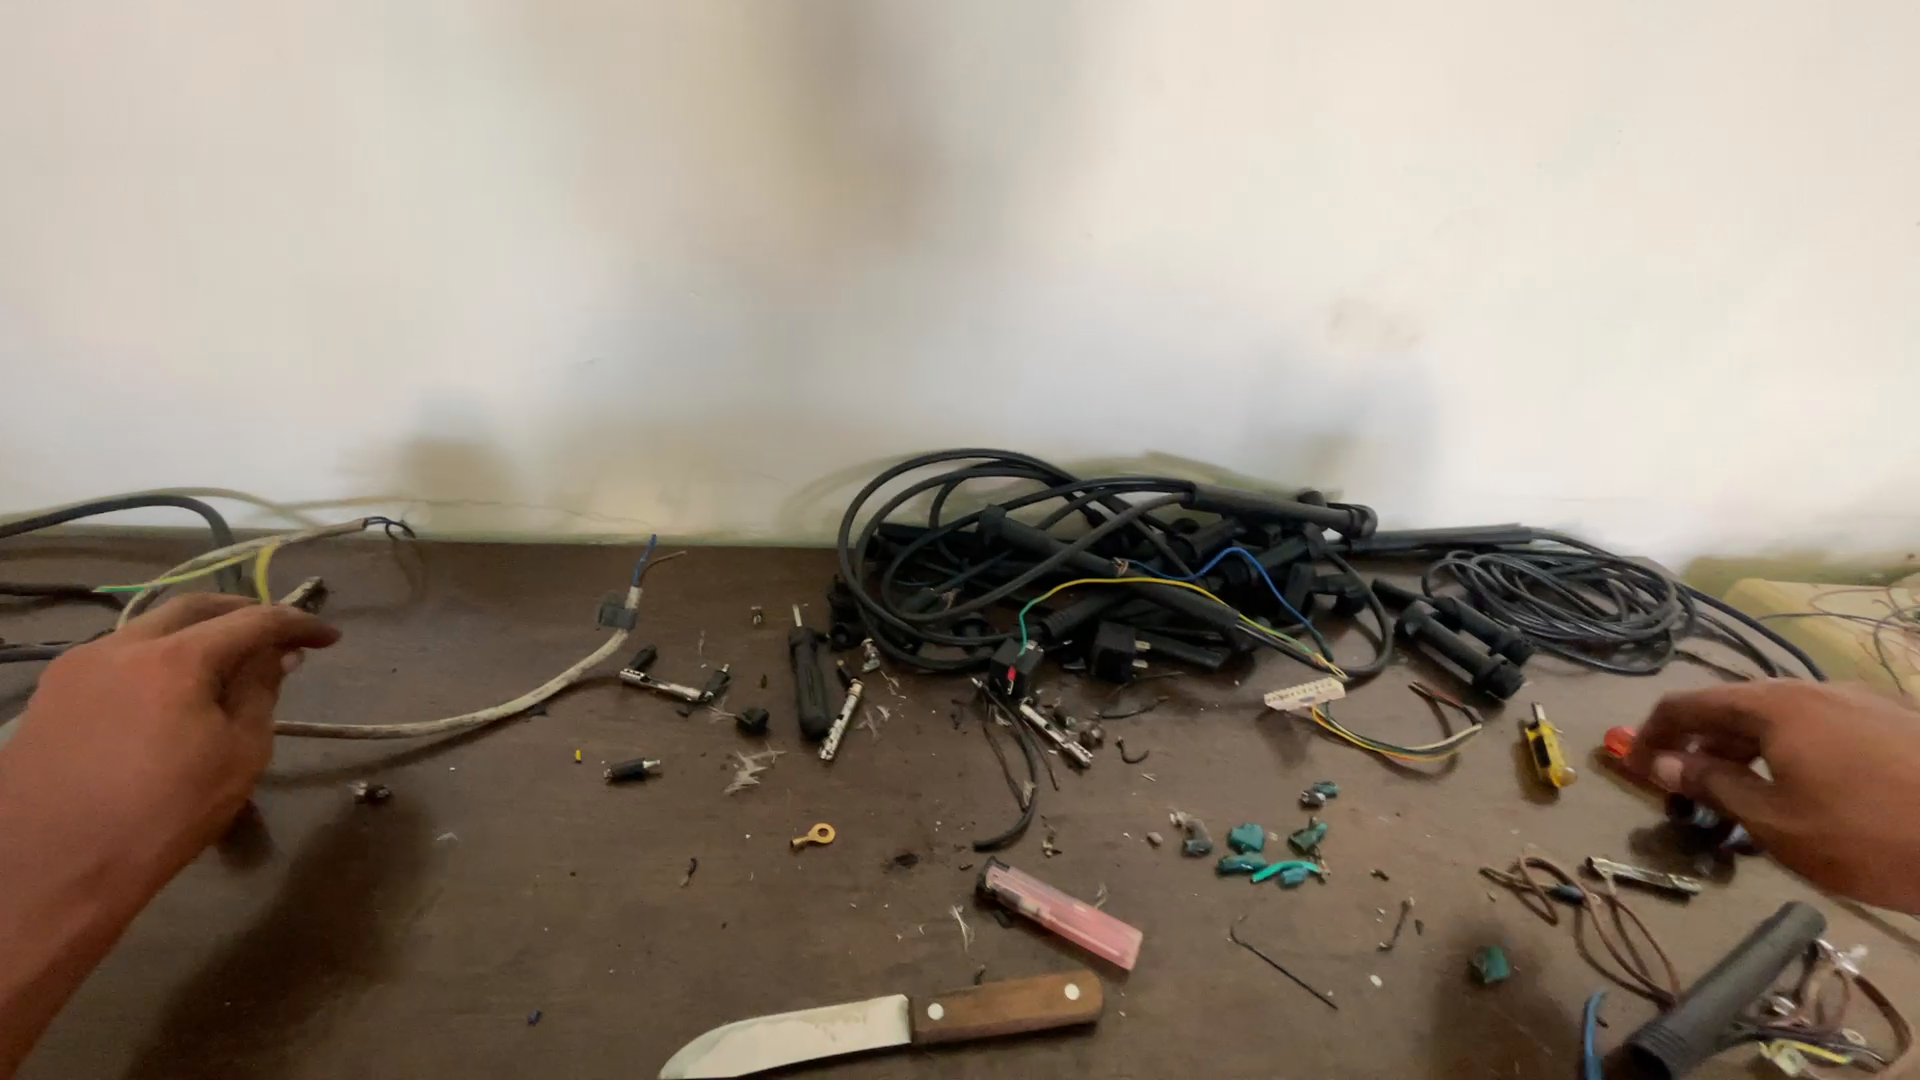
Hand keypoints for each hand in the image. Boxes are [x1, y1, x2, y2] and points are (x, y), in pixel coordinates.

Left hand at [1, 594, 338, 886]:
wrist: (50, 875)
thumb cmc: (167, 811)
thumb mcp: (241, 748)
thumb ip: (261, 689)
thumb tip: (278, 655)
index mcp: (173, 659)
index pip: (254, 621)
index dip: (300, 624)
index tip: (330, 638)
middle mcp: (117, 649)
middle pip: (195, 608)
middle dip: (247, 612)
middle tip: (285, 634)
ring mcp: (73, 671)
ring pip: (152, 628)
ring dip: (201, 633)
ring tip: (235, 662)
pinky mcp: (51, 698)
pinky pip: (120, 656)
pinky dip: (164, 656)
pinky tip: (182, 686)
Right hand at [1629, 679, 1919, 911]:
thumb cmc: (1875, 836)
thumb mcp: (1774, 822)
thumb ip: (1708, 784)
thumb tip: (1658, 763)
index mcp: (1773, 705)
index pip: (1684, 704)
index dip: (1650, 733)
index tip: (1635, 765)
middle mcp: (1816, 690)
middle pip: (1734, 705)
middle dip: (1702, 741)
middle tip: (1692, 782)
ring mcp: (1871, 703)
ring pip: (1785, 715)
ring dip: (1752, 745)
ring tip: (1754, 788)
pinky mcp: (1912, 724)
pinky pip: (1831, 726)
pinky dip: (1800, 748)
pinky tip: (1818, 785)